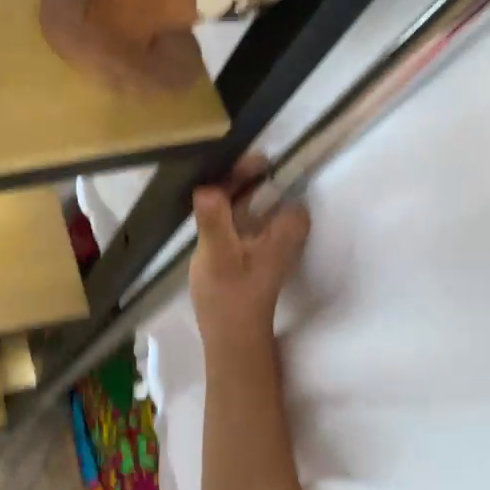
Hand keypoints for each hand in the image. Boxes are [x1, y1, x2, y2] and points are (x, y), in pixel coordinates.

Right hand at [189, 153, 309, 350]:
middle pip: (268, 189)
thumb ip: (214, 219)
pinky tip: (205, 199)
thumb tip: (207, 187)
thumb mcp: (217, 255)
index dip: (265, 168)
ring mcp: (264, 238)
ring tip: (206, 170)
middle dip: (246, 173)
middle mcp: (280, 230)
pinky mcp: (247, 246)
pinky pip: (241, 214)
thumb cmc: (230, 295)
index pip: (285, 185)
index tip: (242, 153)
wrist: (230, 336)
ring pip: (253, 201)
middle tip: (217, 159)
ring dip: (233, 187)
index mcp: (284, 228)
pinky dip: (227, 204)